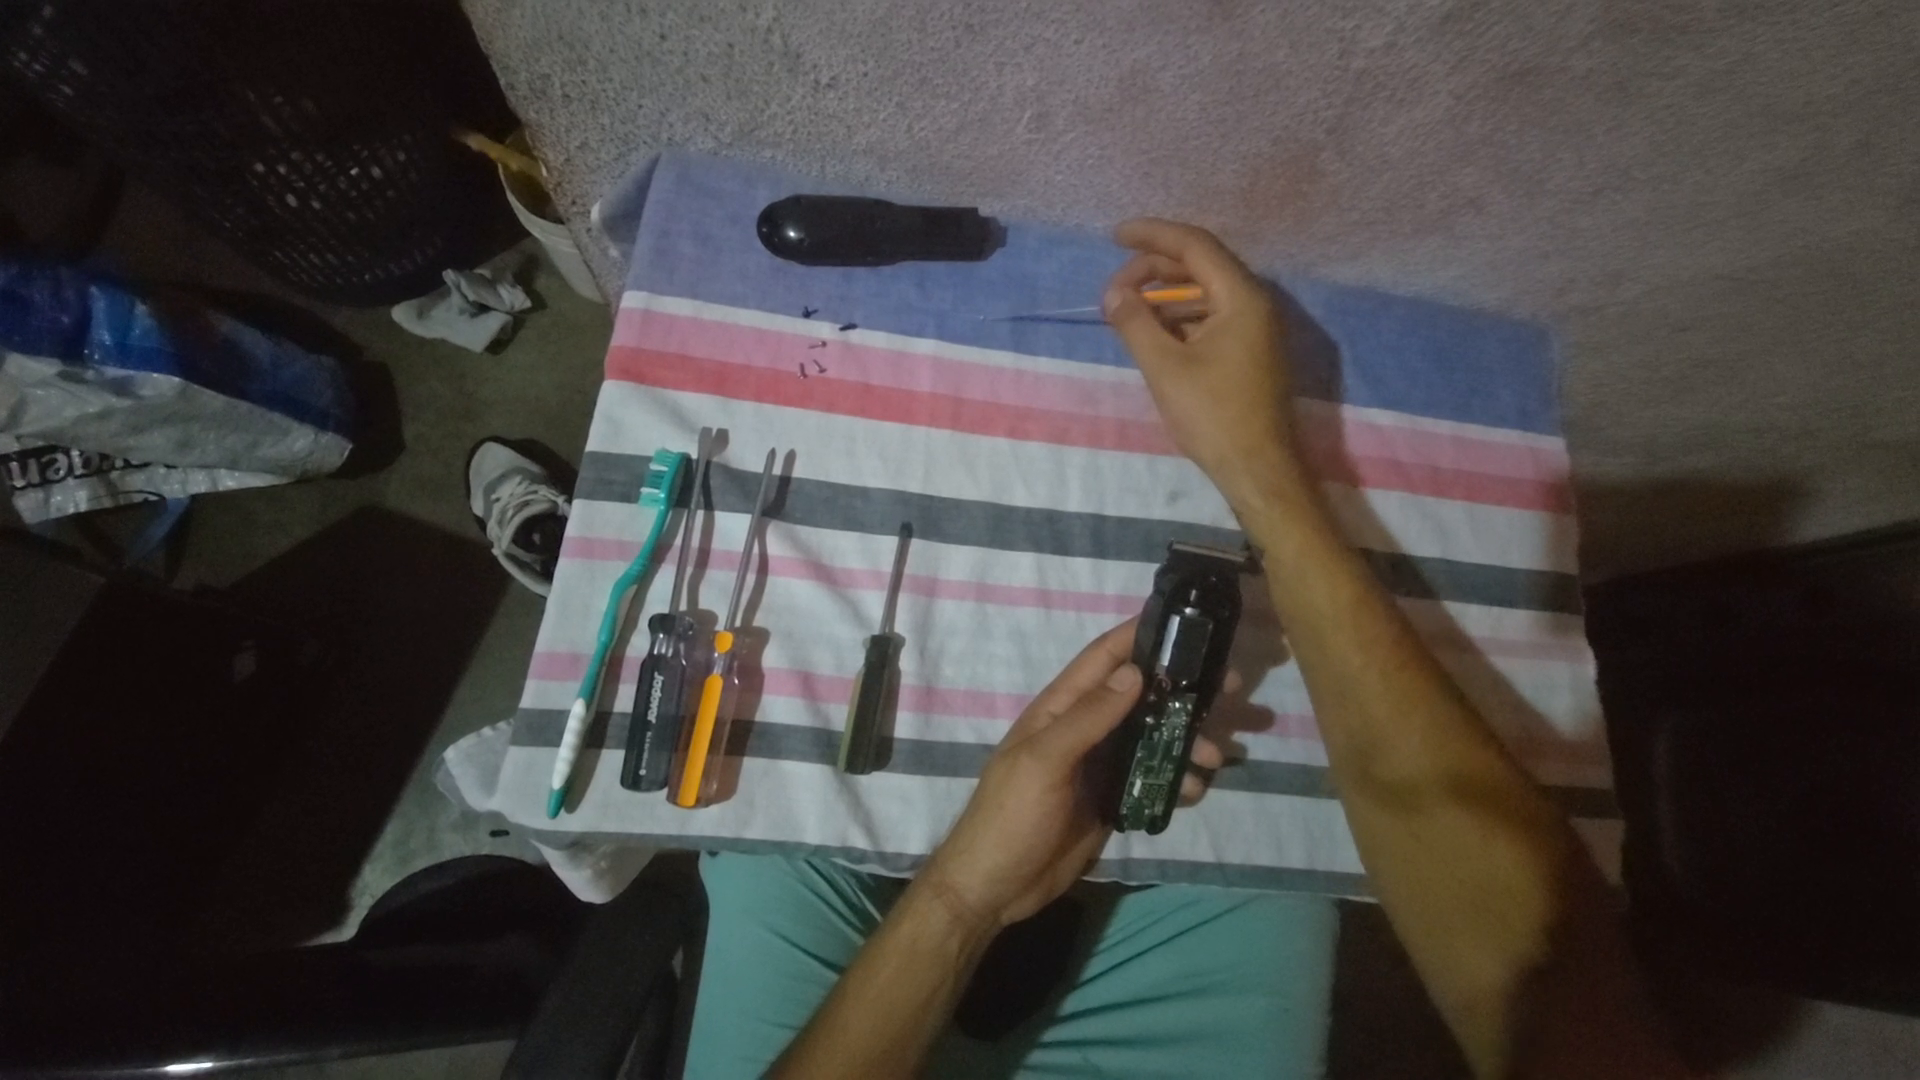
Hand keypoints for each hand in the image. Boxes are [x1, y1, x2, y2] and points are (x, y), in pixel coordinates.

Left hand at [916, 621, 1226, 931]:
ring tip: (1218, 758)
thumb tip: (1134, 671)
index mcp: (1060, 708)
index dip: (1139, 635)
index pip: (1103, 659)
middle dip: (1182, 690)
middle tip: (1232, 687)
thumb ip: (1088, 718)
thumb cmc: (1011, 816)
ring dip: (1188, 742)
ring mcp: (1100, 764)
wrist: (997, 886)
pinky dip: (1178, 779)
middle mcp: (1084, 729)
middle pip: (1139, 697)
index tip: (1185, 621)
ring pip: (1153, 738)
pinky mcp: (1113, 798)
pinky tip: (1196, 791)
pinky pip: (1153, 778)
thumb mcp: (1044, 761)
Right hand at [1104, 218, 1301, 509]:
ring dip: (1164, 296)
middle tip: (1114, 286)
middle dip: (1154, 269)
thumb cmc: (1211, 415)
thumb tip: (1113, 292)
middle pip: (1200, 267)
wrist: (1257, 467)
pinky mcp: (1250, 353)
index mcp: (1241, 297)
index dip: (1152, 236)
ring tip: (1127, 310)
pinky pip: (1211, 318)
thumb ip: (1135, 323)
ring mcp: (1255, 329)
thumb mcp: (1164, 367)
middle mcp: (1254, 303)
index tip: (1115, 236)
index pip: (1194, 246)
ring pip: (1205, 294)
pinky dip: (1180, 318)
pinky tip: (1154, 333)